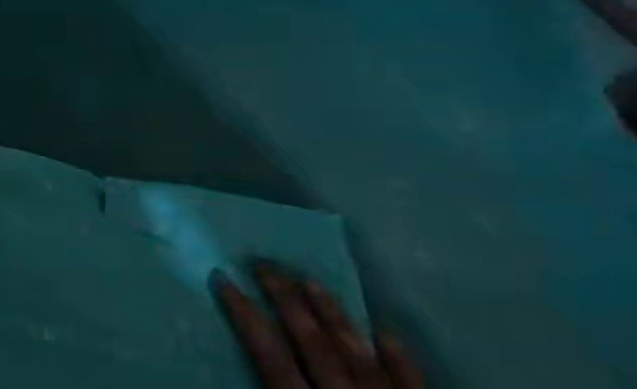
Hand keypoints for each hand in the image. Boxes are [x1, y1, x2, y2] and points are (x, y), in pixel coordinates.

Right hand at [213, 262, 424, 388]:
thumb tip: (221, 383)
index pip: (270, 356)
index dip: (245, 315)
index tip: (223, 278)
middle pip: (311, 342)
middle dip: (284, 297)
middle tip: (261, 261)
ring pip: (357, 354)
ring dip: (332, 314)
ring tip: (308, 279)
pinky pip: (415, 388)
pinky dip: (400, 359)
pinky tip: (385, 333)